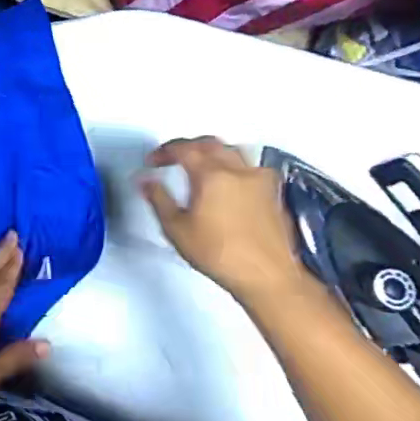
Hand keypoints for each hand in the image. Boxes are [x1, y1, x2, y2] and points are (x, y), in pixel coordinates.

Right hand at [141, 136, 314, 304]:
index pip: (184, 149)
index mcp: (212, 175)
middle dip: (188, 146)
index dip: (165, 150)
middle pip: (211, 144)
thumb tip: (146, 181)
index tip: (154, 160)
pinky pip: (251, 167)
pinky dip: (234, 166)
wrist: (267, 277)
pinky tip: (228, 180)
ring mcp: (260, 181)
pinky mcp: (273, 194)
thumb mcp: (176, 228)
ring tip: (200, 164)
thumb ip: (158, 199)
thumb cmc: (221, 254)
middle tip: (173, 157)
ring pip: (233, 151)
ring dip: (213, 151)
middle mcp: (239, 171)